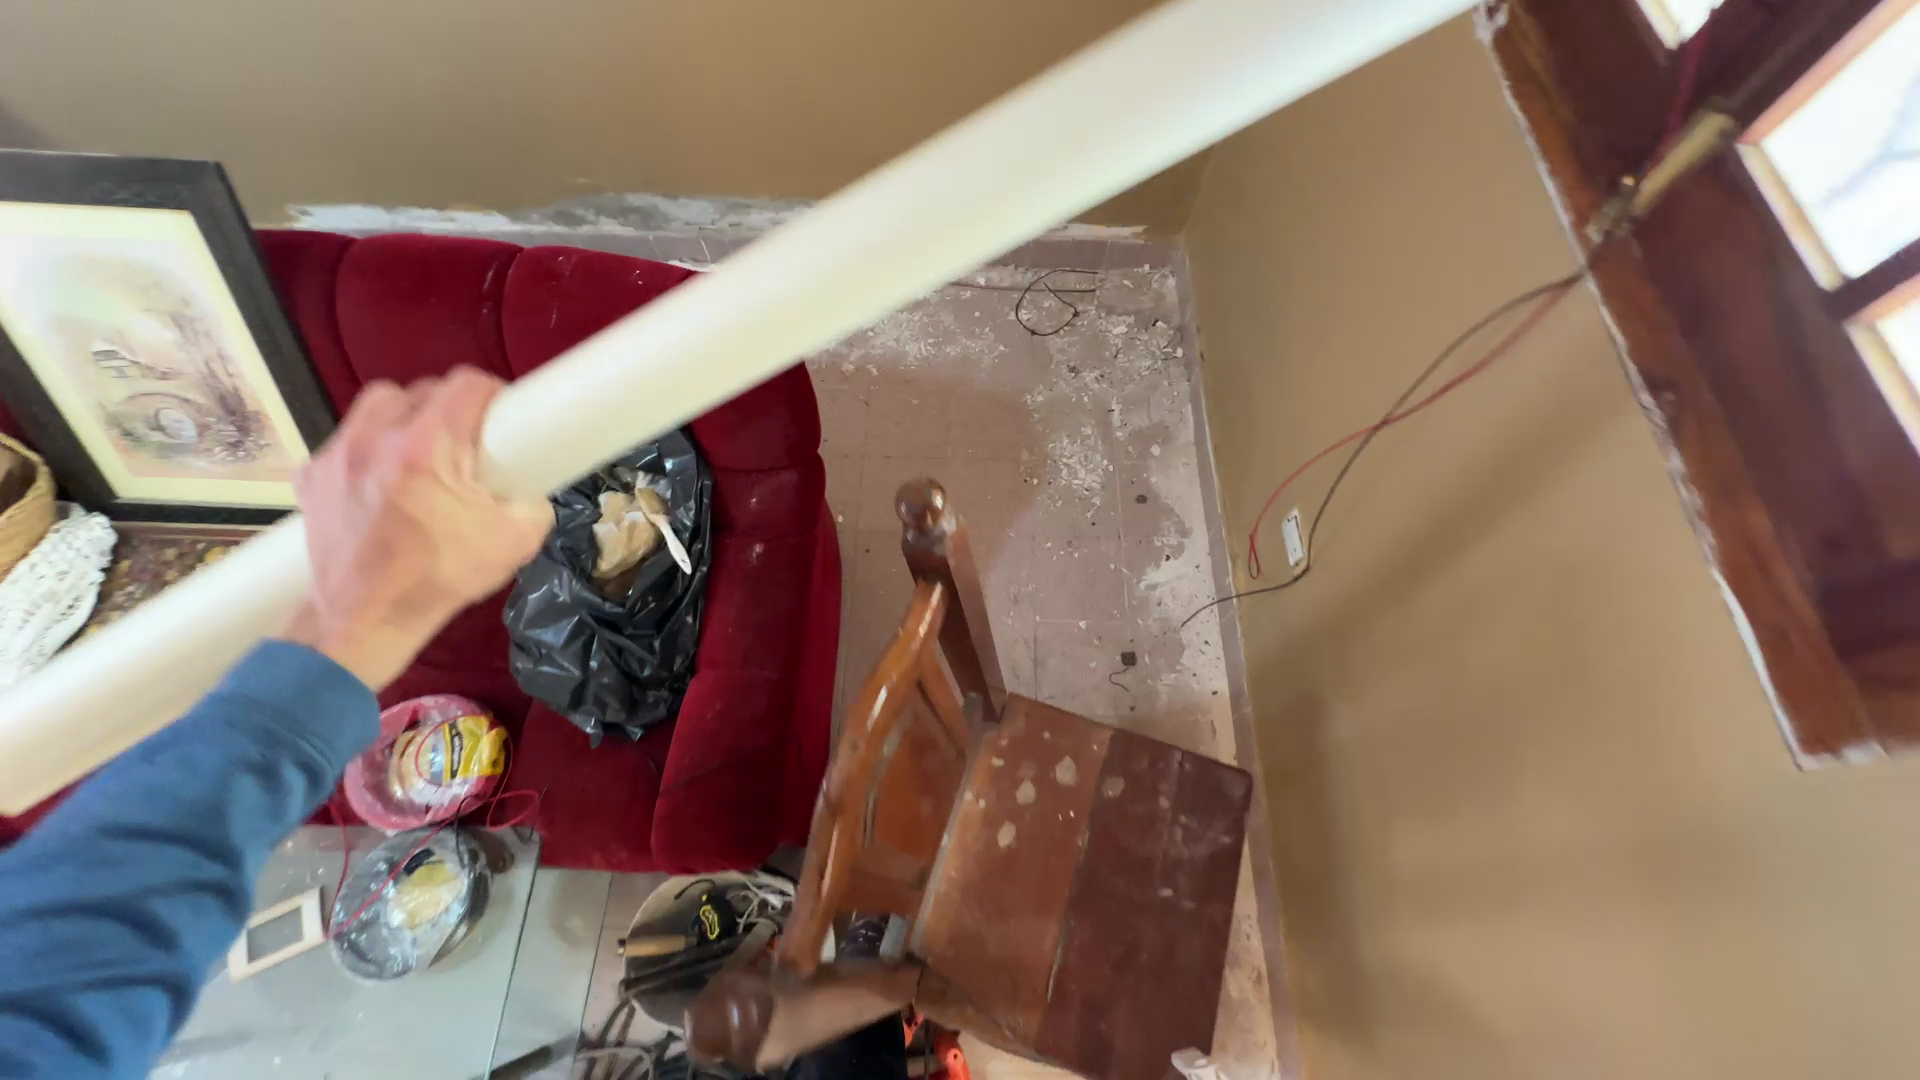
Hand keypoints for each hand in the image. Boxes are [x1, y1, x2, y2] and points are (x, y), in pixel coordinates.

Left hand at [280, 367, 552, 689]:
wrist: (366, 618)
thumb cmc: (445, 576)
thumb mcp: (518, 539)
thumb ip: (532, 499)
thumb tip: (527, 485)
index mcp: (430, 449)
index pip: (466, 385)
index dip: (494, 394)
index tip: (505, 416)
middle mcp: (377, 439)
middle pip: (422, 390)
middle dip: (452, 408)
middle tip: (472, 442)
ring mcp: (338, 454)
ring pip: (380, 405)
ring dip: (410, 417)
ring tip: (427, 453)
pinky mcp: (312, 474)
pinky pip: (350, 438)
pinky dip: (375, 448)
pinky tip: (390, 481)